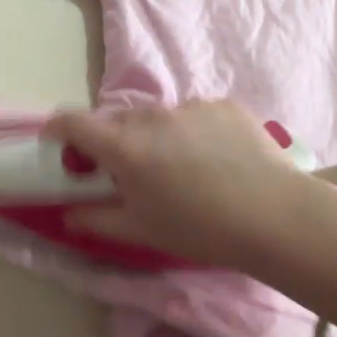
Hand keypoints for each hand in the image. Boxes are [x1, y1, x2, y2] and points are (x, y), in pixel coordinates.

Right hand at [46, 101, 321, 269]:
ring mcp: (189, 106)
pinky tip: (218, 162)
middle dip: (113, 143)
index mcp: (122, 146)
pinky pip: (194, 116)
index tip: (58, 144)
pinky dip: (194, 134)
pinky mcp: (224, 106)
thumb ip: (95, 219)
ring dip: (156, 138)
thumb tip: (68, 214)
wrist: (279, 217)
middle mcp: (149, 116)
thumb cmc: (200, 229)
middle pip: (116, 121)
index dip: (57, 129)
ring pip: (157, 119)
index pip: (72, 121)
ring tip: (184, 172)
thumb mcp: (141, 231)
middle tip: (130, 175)